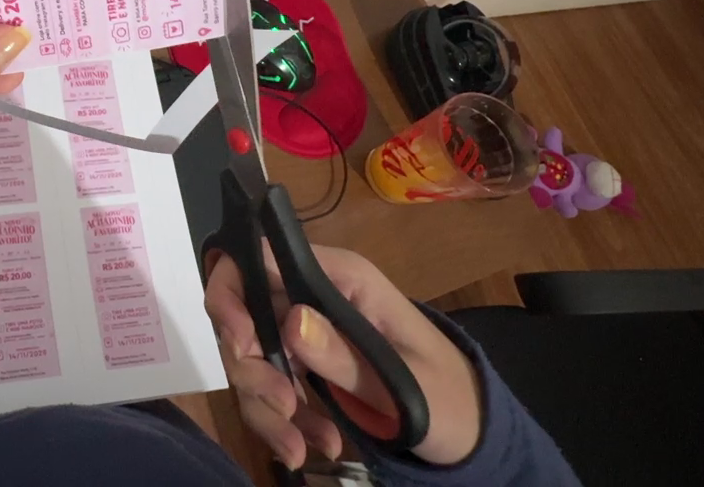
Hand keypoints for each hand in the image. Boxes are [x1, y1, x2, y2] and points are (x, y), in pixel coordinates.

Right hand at [205, 243, 481, 468]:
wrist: (472, 435)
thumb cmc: (451, 398)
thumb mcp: (406, 384)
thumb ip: (345, 355)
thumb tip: (291, 321)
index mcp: (338, 276)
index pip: (258, 258)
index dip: (232, 294)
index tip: (241, 346)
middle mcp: (310, 292)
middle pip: (243, 312)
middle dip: (251, 367)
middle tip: (284, 409)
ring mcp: (302, 326)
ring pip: (248, 354)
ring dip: (263, 403)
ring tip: (301, 446)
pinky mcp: (299, 360)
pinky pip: (265, 383)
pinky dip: (278, 419)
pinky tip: (312, 444)